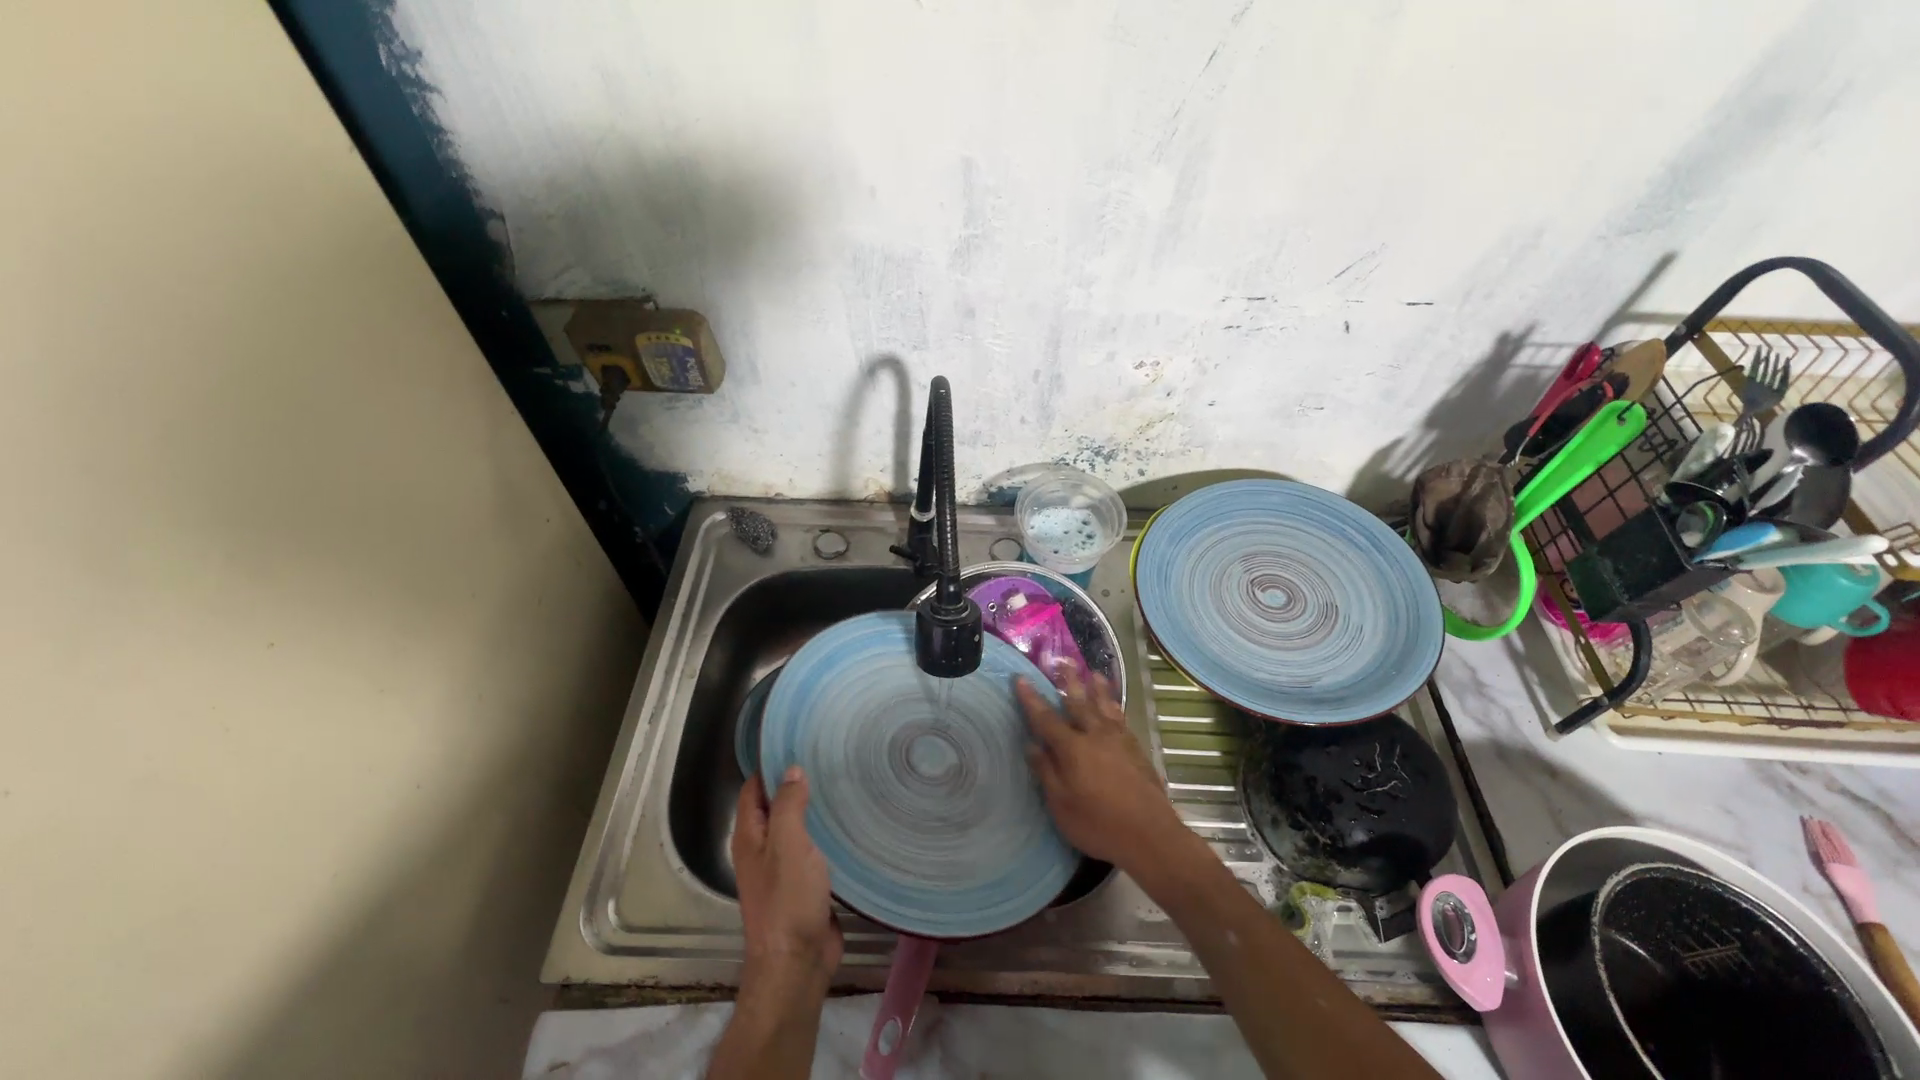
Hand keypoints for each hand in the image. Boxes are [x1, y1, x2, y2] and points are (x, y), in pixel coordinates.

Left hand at [732, 766, 841, 990]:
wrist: (798, 961)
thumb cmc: (787, 900)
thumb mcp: (787, 845)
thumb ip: (787, 805)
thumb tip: (791, 770)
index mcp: (750, 837)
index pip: (754, 789)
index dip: (771, 766)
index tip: (798, 743)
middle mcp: (763, 849)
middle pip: (776, 806)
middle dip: (798, 784)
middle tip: (831, 760)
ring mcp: (784, 869)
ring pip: (799, 828)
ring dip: (816, 810)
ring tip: (846, 785)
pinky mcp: (806, 885)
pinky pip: (815, 851)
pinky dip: (829, 836)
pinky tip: (851, 825)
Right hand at [1017, 668, 1188, 874]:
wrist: (1149, 835)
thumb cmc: (1098, 824)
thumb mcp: (1060, 804)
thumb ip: (1046, 771)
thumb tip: (1032, 745)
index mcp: (1072, 749)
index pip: (1046, 719)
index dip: (1032, 700)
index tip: (1021, 679)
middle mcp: (1095, 736)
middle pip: (1079, 702)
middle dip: (1068, 681)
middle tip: (1061, 661)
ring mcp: (1119, 740)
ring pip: (1104, 706)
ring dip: (1096, 688)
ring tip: (1093, 672)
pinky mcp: (1136, 749)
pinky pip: (1121, 717)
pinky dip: (1114, 705)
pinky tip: (1113, 705)